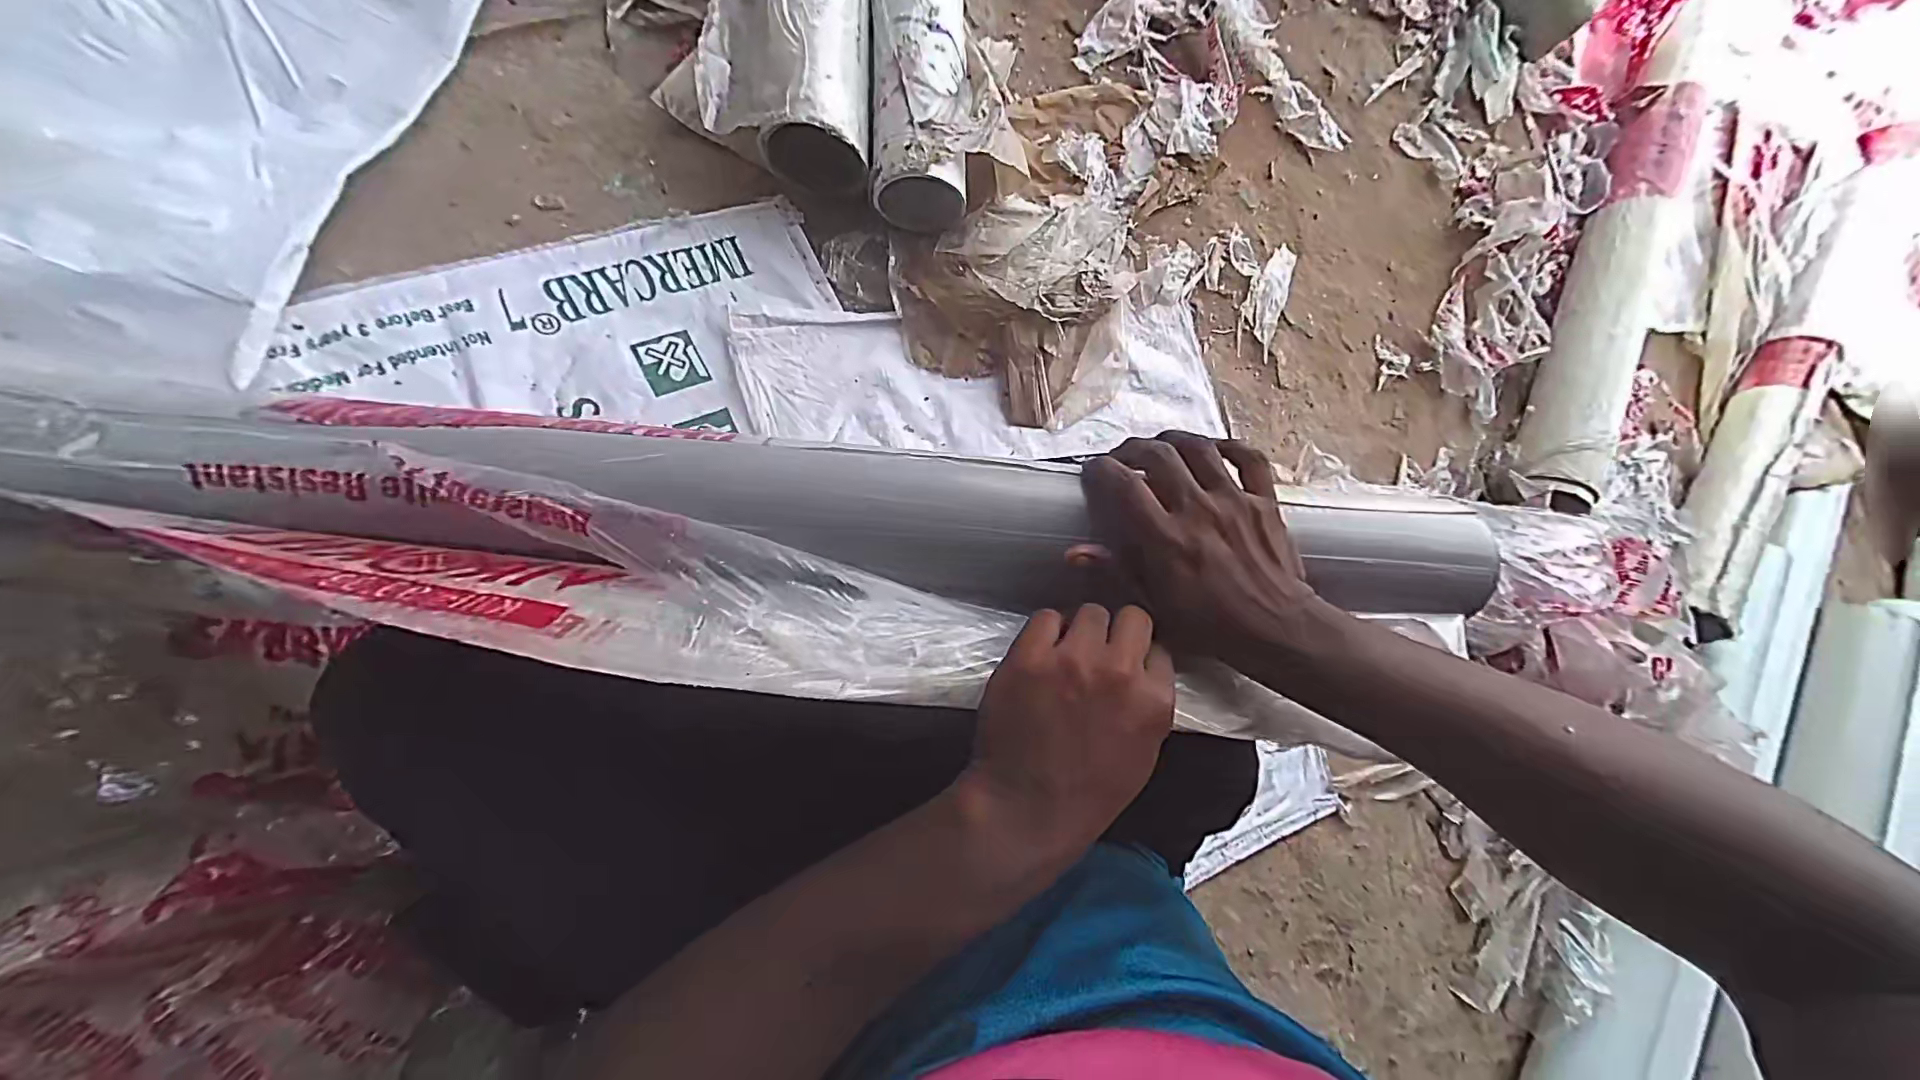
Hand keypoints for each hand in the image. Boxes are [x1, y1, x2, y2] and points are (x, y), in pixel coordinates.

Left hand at [957, 605, 1174, 857]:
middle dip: (1116, 633)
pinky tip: (1041, 653)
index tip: (1125, 663)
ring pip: (1089, 611)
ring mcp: (1072, 661)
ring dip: (1081, 629)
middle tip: (1096, 652)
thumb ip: (1149, 703)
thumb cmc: (1088, 790)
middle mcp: (1118, 673)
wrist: (1027, 807)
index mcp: (1153, 700)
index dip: (1140, 654)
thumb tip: (1143, 669)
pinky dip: (1045, 631)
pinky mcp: (1030, 656)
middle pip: (1130, 618)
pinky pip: (1046, 617)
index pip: (1159, 648)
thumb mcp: (1144, 750)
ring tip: (1066, 652)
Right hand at [1078, 432, 1321, 663]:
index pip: (1126, 485)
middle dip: (1132, 448)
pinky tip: (1212, 449)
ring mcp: (1235, 502)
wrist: (1276, 630)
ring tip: (1158, 446)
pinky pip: (1249, 458)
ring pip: (1200, 448)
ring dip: (1173, 440)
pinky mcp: (1264, 503)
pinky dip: (1229, 446)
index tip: (1093, 470)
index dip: (1103, 469)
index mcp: (1167, 539)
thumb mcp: (1154, 604)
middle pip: (1158, 455)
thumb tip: (1076, 552)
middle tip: (1121, 457)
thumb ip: (1117, 570)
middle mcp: (1199, 511)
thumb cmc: (1210, 624)